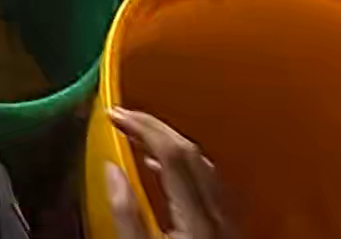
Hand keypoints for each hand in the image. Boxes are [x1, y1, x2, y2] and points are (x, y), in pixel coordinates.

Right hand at [105, 108, 236, 238]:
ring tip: (137, 135)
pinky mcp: (229, 235)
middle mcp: (220, 219)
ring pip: (205, 167)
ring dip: (170, 142)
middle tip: (122, 115)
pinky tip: (161, 171)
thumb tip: (110, 166)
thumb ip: (127, 215)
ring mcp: (230, 228)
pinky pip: (209, 185)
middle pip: (192, 154)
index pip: (173, 155)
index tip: (112, 114)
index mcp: (198, 222)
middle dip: (154, 127)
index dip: (142, 127)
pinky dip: (182, 166)